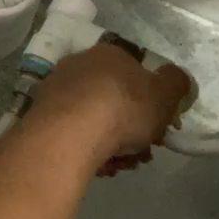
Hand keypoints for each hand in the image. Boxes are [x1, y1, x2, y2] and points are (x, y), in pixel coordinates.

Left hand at [25, 43, 191, 175]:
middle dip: (132, 128)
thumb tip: (176, 78)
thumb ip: (177, 83)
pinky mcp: (42, 115)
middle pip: (114, 98)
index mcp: (109, 53)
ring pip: (95, 118)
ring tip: (121, 163)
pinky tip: (99, 165)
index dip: (151, 101)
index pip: (135, 72)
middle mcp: (78, 64)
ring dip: (112, 142)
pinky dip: (89, 148)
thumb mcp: (165, 94)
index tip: (159, 126)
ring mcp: (57, 89)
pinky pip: (74, 132)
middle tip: (142, 151)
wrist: (69, 134)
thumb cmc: (123, 108)